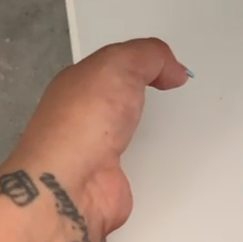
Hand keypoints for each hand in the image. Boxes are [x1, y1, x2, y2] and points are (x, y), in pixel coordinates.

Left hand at [0, 39, 189, 241]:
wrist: (69, 185)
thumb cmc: (83, 121)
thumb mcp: (119, 65)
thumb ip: (150, 56)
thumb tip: (173, 69)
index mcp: (76, 85)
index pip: (110, 67)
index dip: (139, 62)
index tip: (168, 66)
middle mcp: (81, 118)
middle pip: (115, 100)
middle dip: (139, 95)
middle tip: (169, 91)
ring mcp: (93, 153)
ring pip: (124, 136)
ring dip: (144, 133)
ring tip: (172, 126)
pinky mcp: (108, 182)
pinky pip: (133, 168)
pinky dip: (147, 165)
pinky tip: (161, 160)